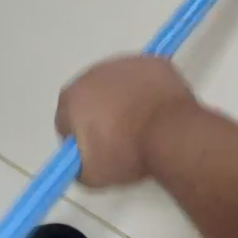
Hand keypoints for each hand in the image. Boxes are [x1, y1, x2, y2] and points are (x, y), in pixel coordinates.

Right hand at [55, 54, 198, 187]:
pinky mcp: (153, 61)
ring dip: (123, 101)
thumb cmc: (126, 153)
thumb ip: (77, 166)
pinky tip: (156, 111)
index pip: (66, 120)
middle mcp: (93, 73)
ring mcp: (125, 63)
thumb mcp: (92, 176)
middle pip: (91, 98)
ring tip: (140, 125)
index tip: (94, 153)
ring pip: (118, 85)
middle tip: (119, 139)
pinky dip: (147, 91)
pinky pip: (144, 78)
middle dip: (100, 115)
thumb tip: (80, 163)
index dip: (78, 139)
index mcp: (72, 98)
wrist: (171, 134)